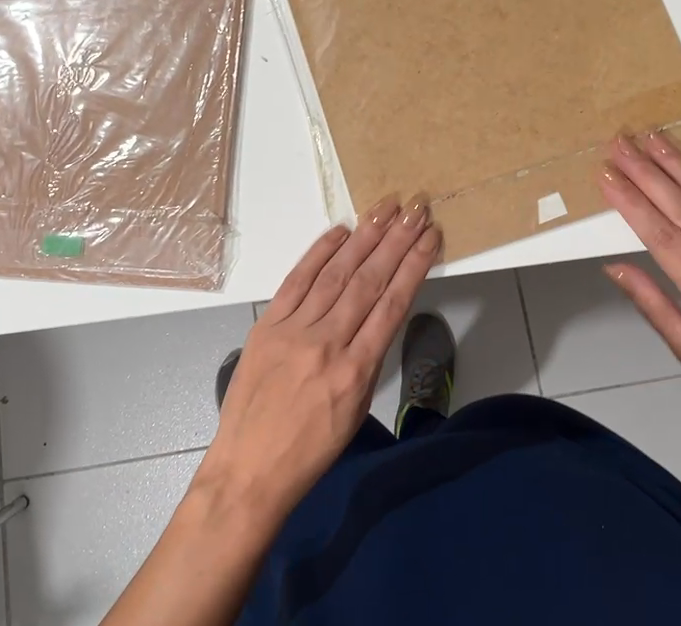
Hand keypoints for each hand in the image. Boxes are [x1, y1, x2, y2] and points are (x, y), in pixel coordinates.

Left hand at [197, 195, 440, 518]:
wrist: (250, 469)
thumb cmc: (311, 450)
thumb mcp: (356, 410)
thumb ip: (369, 359)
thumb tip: (380, 314)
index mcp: (356, 371)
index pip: (392, 306)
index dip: (413, 266)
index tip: (430, 239)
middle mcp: (327, 343)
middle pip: (368, 282)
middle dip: (395, 242)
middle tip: (415, 211)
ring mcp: (293, 331)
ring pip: (335, 274)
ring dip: (363, 239)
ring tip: (385, 210)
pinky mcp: (267, 326)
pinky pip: (296, 281)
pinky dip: (318, 253)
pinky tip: (340, 233)